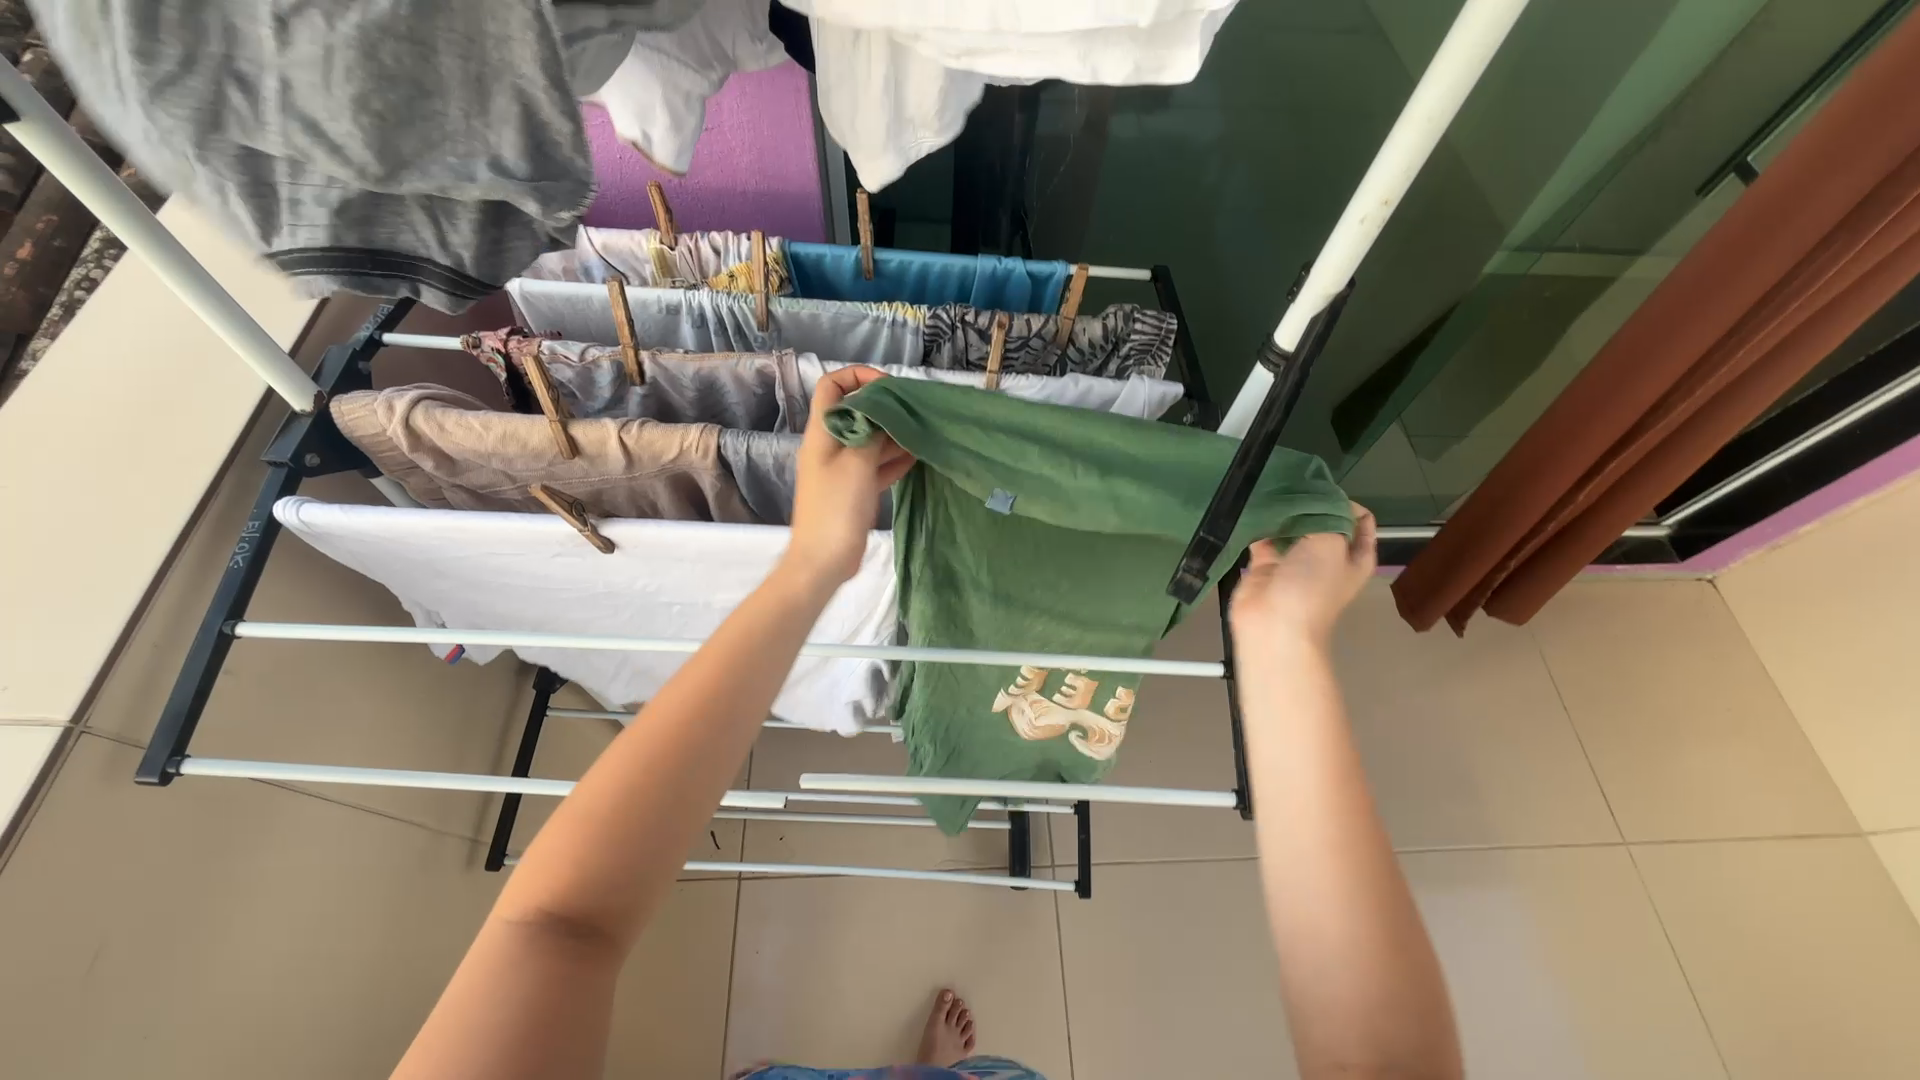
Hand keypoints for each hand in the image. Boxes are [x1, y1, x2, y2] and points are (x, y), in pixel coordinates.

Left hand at [781, 366, 914, 586]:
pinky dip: (894, 458)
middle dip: (886, 406)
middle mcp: (830, 445)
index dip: (859, 377)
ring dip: (894, 433)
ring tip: (923, 431)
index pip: (832, 386)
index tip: (890, 387)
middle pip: (857, 411)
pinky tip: (917, 455)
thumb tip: (886, 411)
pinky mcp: (855, 489)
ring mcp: (843, 468)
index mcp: (822, 433)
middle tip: (916, 410)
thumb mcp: (857, 462)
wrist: (823, 561)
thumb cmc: (836, 508)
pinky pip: (876, 465)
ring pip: (870, 439)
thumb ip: (872, 431)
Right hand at [1229, 502, 1376, 650]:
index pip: (1359, 519)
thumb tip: (1315, 496)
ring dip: (1284, 510)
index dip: (1346, 502)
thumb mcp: (1332, 542)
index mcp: (1354, 556)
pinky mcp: (1266, 565)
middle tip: (1294, 483)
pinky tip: (1254, 506)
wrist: (1275, 625)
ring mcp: (1295, 561)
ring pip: (1292, 527)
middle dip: (1310, 502)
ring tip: (1272, 488)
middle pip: (1322, 520)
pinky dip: (1260, 524)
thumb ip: (1327, 514)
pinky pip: (1264, 537)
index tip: (1324, 490)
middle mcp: (1327, 557)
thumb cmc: (1312, 585)